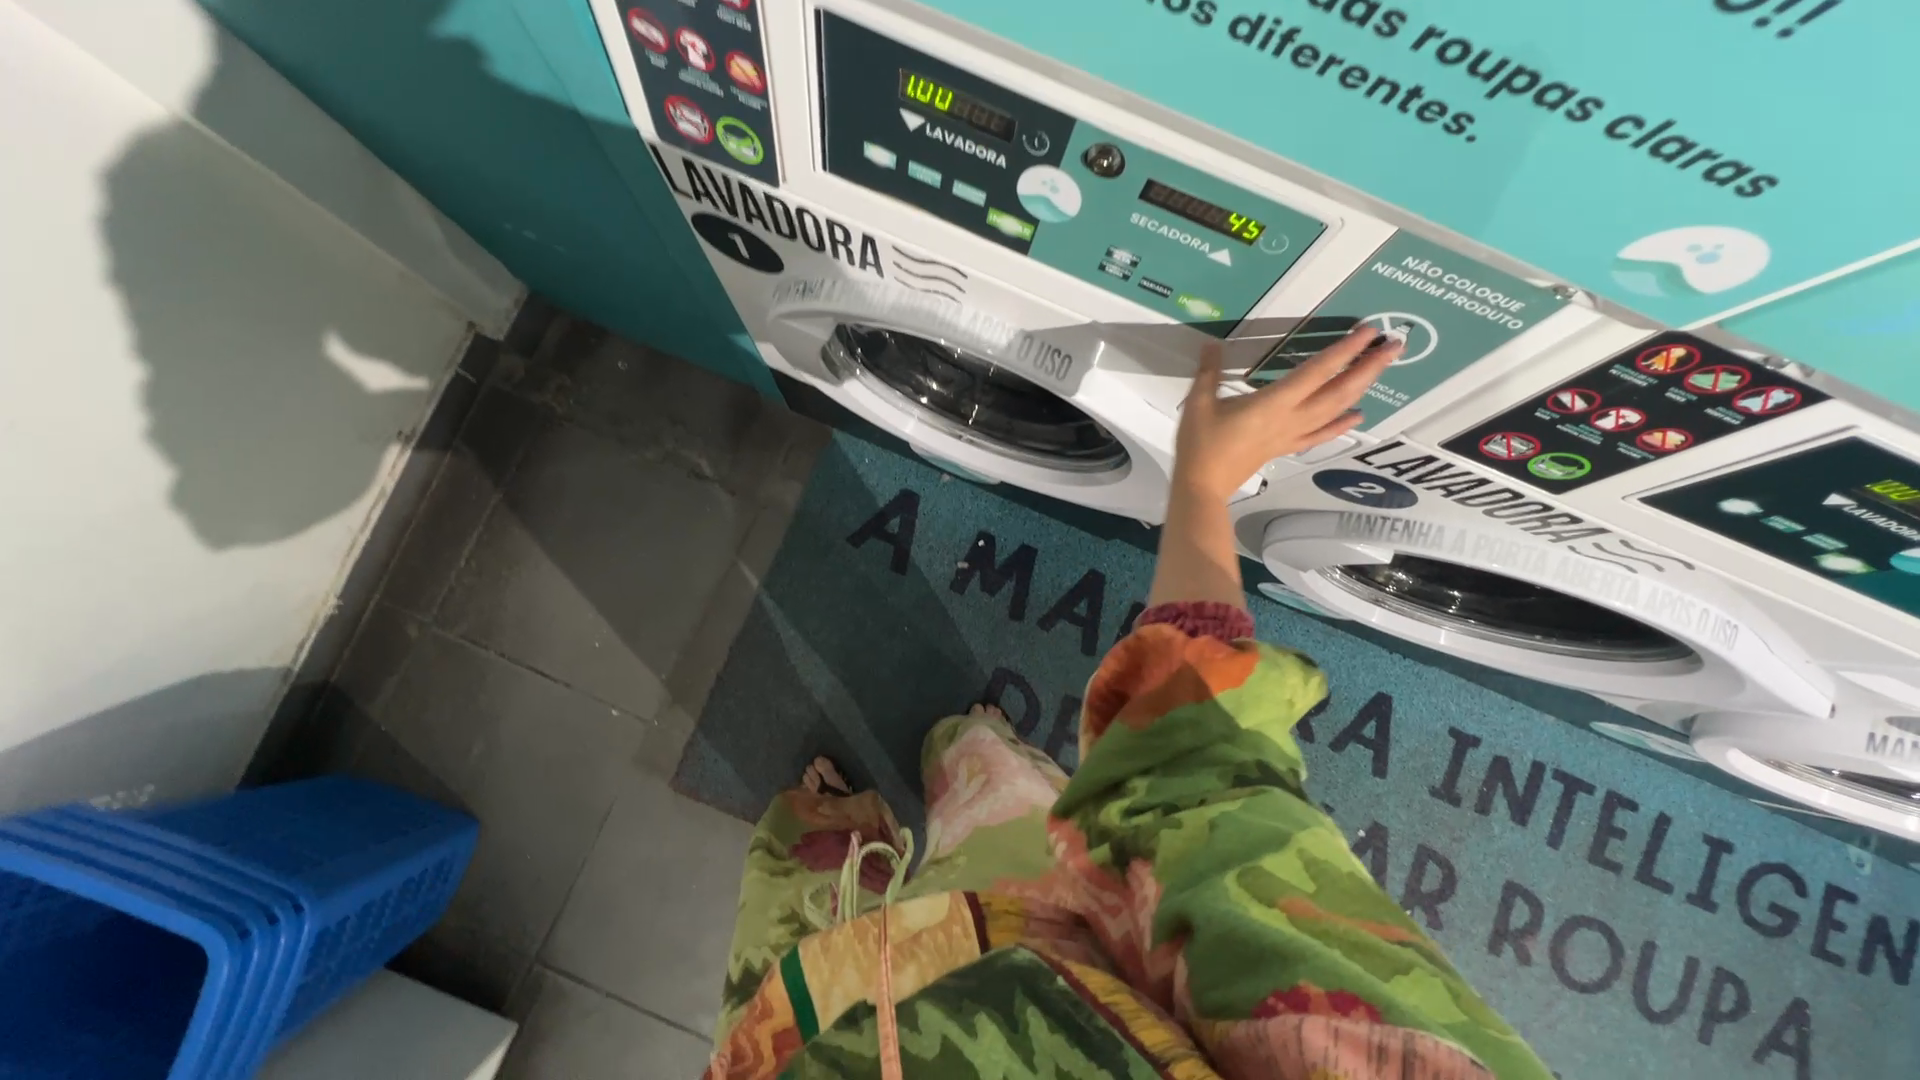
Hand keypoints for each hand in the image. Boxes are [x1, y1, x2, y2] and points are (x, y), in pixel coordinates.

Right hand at [1173, 326, 1400, 499]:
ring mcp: (1291, 435)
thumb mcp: (1198, 403)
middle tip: (1394, 347)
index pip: (1317, 371)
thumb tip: (1212, 343)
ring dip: (1361, 389)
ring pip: (1335, 410)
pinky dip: (1341, 424)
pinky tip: (1358, 415)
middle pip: (1338, 391)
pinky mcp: (1285, 448)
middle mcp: (1291, 417)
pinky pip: (1320, 435)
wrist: (1201, 486)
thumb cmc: (1200, 444)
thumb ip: (1208, 371)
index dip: (1343, 350)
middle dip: (1367, 368)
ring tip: (1380, 370)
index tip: (1367, 331)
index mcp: (1274, 402)